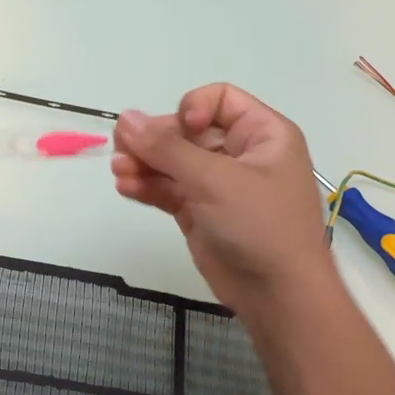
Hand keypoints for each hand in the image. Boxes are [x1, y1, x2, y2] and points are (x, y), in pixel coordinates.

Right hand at [111, 84, 335, 311]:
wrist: (277, 294)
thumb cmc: (260, 224)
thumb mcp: (214, 179)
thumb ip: (167, 148)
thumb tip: (125, 118)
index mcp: (262, 134)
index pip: (220, 100)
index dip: (191, 107)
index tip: (176, 130)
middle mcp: (240, 154)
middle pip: (187, 131)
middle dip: (155, 140)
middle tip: (122, 149)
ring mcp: (218, 185)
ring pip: (172, 162)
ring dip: (144, 163)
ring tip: (118, 172)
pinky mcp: (199, 212)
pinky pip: (168, 189)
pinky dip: (147, 186)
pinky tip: (125, 187)